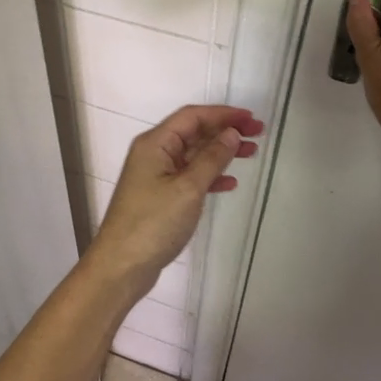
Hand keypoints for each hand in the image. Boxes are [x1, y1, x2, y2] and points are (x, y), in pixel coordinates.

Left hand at [90, 105, 263, 283]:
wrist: (122, 266)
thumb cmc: (154, 223)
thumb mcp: (188, 189)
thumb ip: (211, 158)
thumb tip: (231, 133)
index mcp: (155, 143)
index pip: (192, 117)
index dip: (223, 114)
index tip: (251, 119)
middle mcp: (153, 153)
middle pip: (193, 132)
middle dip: (225, 130)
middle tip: (258, 133)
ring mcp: (155, 176)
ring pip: (193, 155)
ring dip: (221, 152)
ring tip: (250, 153)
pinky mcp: (159, 196)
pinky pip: (189, 176)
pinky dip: (210, 176)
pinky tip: (230, 183)